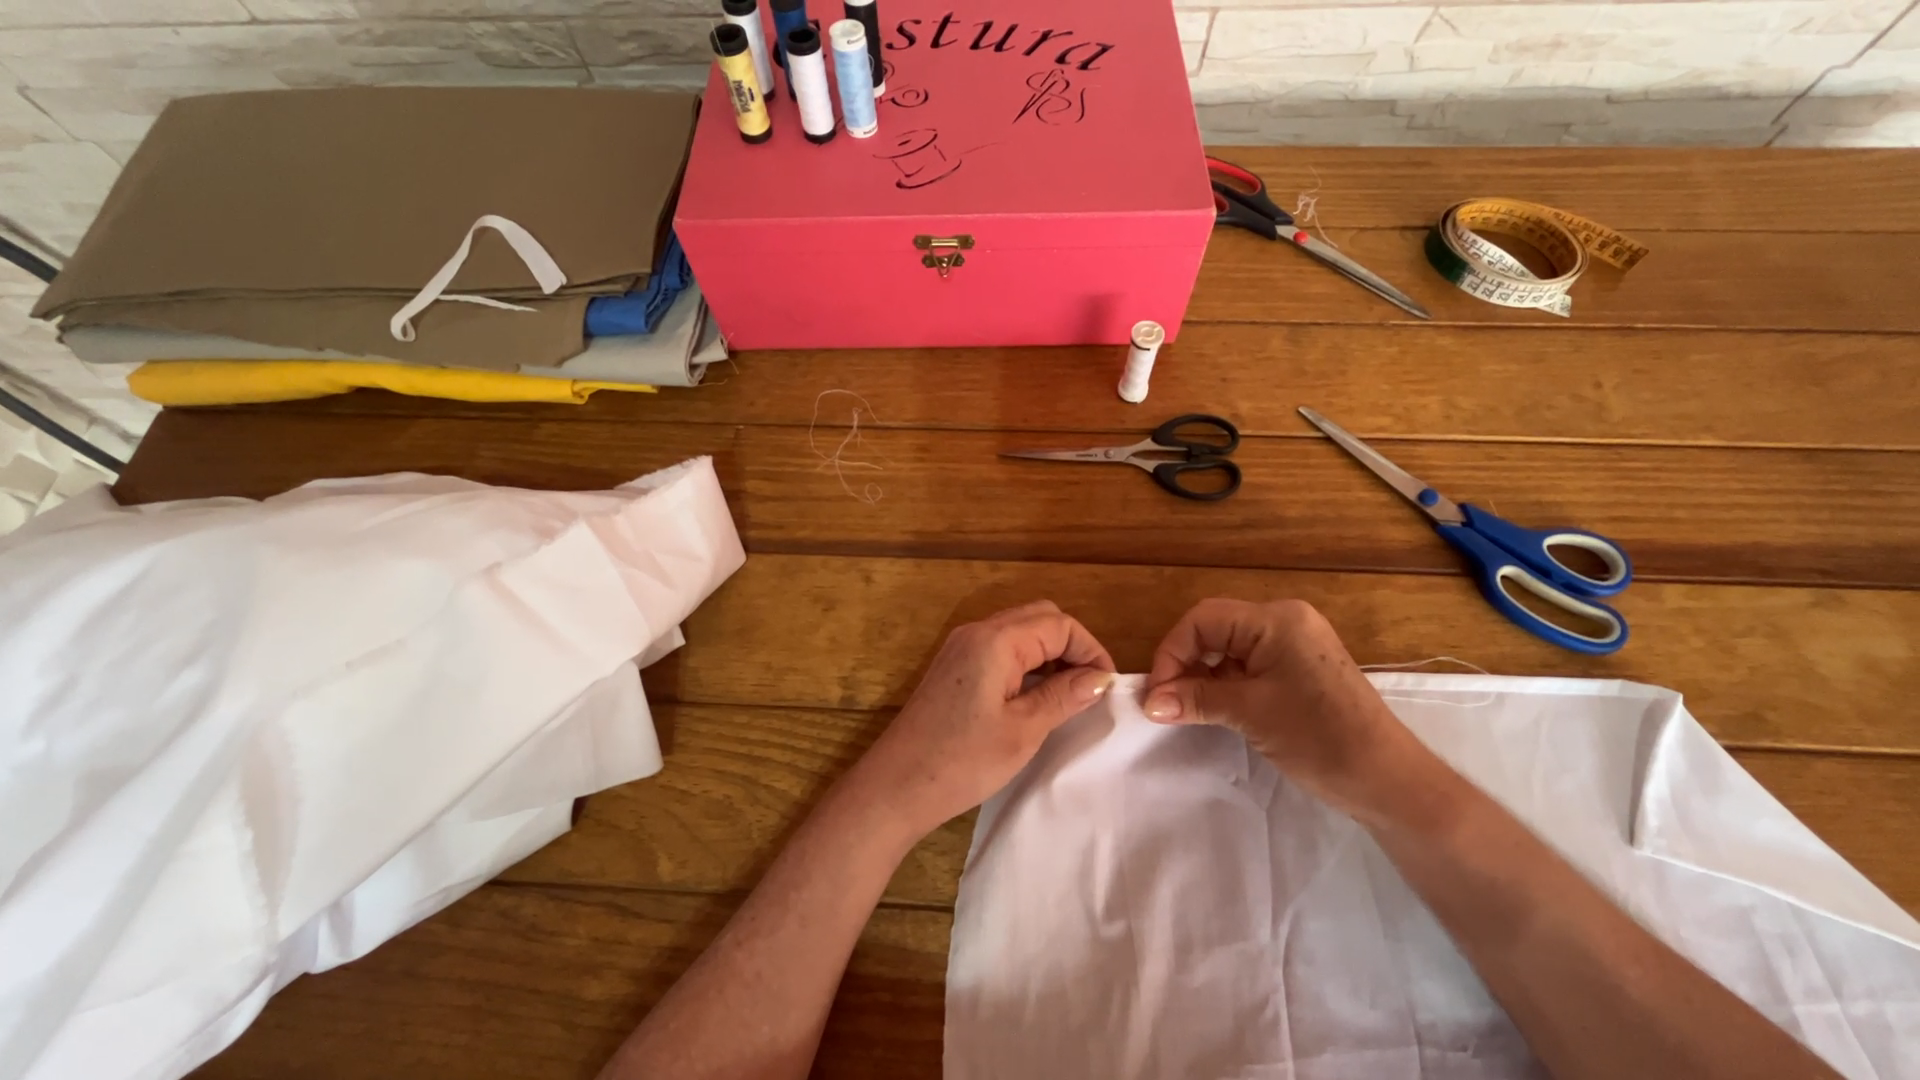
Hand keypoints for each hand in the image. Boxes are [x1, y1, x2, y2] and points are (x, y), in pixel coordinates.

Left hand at [852, 601, 1115, 837]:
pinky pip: (1001, 650)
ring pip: (1020, 632)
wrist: (896, 786)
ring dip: (1050, 655)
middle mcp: (977, 632)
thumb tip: (1099, 678)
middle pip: (1039, 618)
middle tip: (1091, 688)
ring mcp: (961, 648)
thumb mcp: (1023, 730)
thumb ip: (1063, 697)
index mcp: (995, 640)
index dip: (1090, 650)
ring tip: (1070, 696)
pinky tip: (1036, 697)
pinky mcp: (953, 667)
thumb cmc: (963, 761)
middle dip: (1072, 647)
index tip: (1107, 687)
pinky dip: (1026, 664)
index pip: (1059, 624)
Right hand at [1142, 598, 1438, 822]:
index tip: (1157, 695)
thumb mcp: (1249, 714)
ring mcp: (1295, 645)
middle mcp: (1286, 621)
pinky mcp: (1299, 669)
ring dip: (1203, 677)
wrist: (1386, 779)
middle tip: (1166, 703)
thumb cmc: (1319, 738)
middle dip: (1185, 664)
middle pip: (1214, 630)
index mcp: (1277, 620)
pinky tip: (1214, 709)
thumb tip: (1149, 703)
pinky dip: (1225, 685)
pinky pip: (1249, 665)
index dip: (1172, 652)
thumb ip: (1195, 700)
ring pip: (1229, 649)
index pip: (1203, 620)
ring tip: (1186, 710)